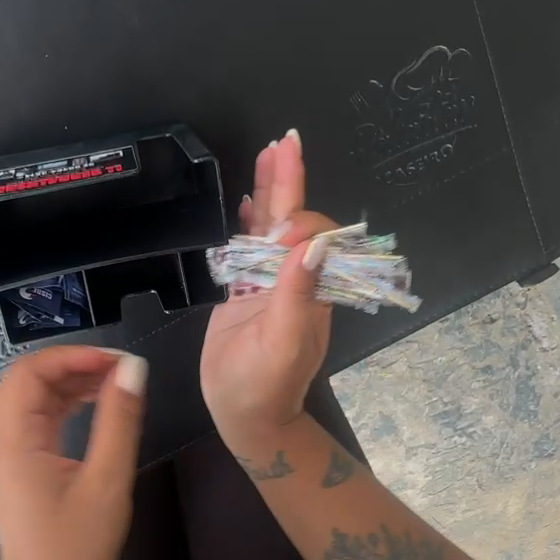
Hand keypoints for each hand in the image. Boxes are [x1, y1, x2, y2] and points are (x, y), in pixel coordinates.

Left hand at [0, 346, 147, 559]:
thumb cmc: (77, 549)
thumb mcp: (107, 480)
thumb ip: (119, 419)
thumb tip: (133, 368)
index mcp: (13, 440)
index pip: (30, 371)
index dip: (73, 356)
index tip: (118, 362)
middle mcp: (1, 440)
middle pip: (28, 379)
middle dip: (73, 365)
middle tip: (120, 371)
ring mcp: (7, 455)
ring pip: (32, 398)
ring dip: (71, 383)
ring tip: (115, 384)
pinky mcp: (19, 467)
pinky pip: (37, 419)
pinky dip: (65, 405)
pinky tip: (96, 406)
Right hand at [201, 130, 335, 448]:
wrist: (247, 417)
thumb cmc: (263, 387)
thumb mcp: (282, 343)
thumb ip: (296, 293)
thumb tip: (314, 242)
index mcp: (308, 289)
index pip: (310, 239)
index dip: (298, 221)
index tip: (281, 226)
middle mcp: (292, 280)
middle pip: (292, 221)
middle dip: (289, 181)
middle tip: (285, 141)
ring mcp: (268, 284)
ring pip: (270, 230)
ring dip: (270, 192)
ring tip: (269, 154)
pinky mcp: (245, 293)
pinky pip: (248, 250)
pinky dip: (248, 224)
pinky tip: (246, 202)